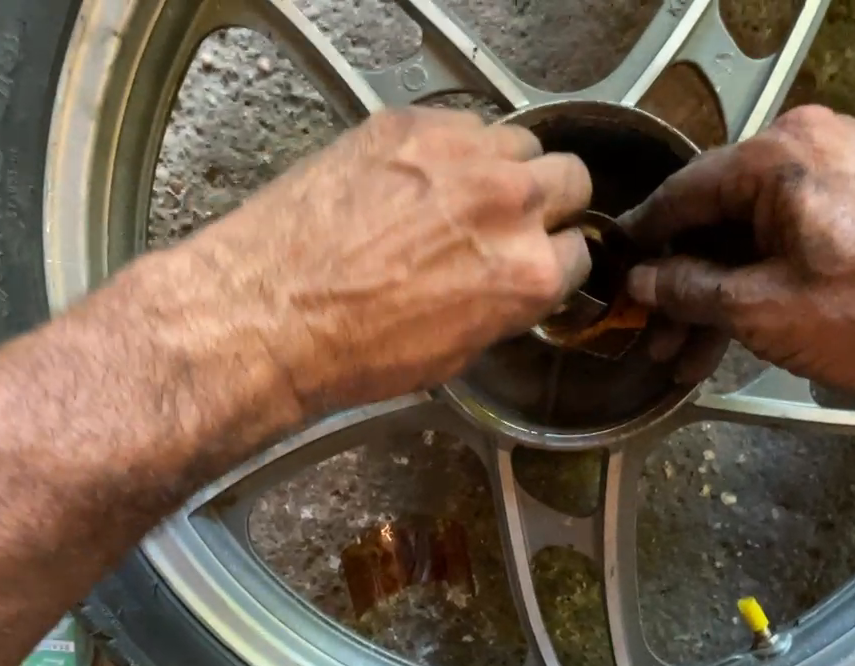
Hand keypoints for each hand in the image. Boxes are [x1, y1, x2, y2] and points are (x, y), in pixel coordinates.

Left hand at [187, 107, 592, 413]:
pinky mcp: (409, 123)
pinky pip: (460, 124)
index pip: (580, 250)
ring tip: (463, 198)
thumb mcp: (454, 354)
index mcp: (529, 274)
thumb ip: (502, 307)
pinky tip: (418, 181)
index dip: (558, 260)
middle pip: (570, 178)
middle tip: (513, 224)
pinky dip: (453, 151)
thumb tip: (510, 288)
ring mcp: (460, 154)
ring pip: (520, 142)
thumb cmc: (357, 352)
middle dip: (550, 204)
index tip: (540, 263)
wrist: (273, 314)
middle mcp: (509, 203)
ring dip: (505, 170)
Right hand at [620, 106, 854, 401]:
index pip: (683, 192)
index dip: (641, 241)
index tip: (611, 276)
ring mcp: (834, 184)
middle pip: (714, 221)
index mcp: (780, 153)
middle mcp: (807, 152)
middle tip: (649, 336)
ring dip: (708, 301)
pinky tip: (720, 342)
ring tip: (680, 357)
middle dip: (677, 287)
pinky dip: (748, 293)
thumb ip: (687, 289)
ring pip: (744, 244)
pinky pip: (778, 250)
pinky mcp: (853, 218)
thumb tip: (640, 282)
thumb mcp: (758, 307)